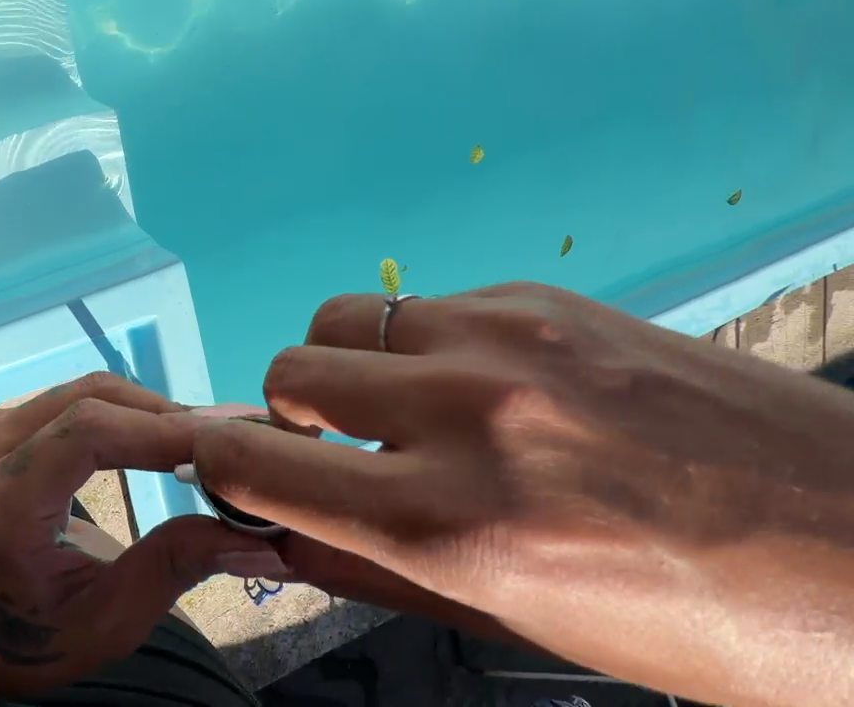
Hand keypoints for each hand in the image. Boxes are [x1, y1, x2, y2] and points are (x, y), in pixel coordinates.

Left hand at [0, 373, 277, 699]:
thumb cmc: (37, 635)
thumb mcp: (111, 621)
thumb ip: (176, 566)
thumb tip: (264, 542)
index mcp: (7, 504)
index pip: (86, 435)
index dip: (160, 430)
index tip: (231, 444)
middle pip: (88, 401)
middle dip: (166, 416)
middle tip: (234, 442)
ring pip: (85, 391)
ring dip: (150, 410)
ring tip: (210, 440)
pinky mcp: (6, 423)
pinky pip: (74, 400)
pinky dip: (126, 412)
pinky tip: (167, 436)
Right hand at [191, 282, 853, 706]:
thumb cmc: (701, 625)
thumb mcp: (518, 622)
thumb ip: (368, 569)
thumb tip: (267, 531)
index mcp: (449, 525)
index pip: (251, 464)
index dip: (223, 465)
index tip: (236, 468)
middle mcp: (460, 418)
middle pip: (285, 375)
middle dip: (292, 416)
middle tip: (343, 446)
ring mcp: (502, 342)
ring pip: (338, 321)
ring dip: (347, 365)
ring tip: (406, 402)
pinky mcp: (540, 298)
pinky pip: (420, 305)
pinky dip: (421, 344)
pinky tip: (491, 380)